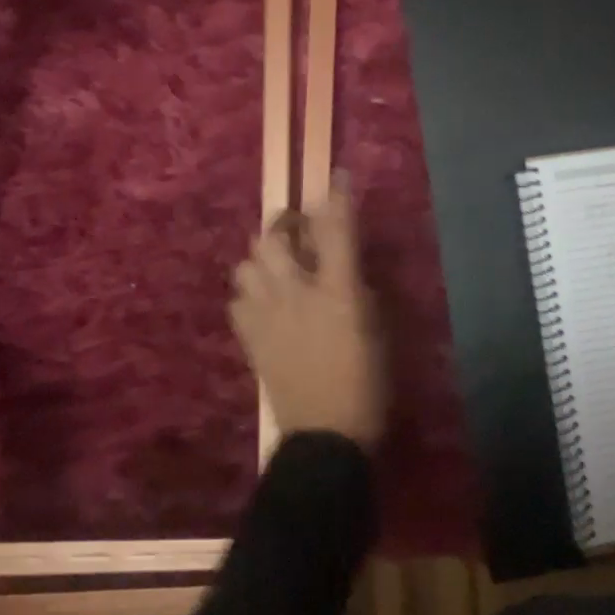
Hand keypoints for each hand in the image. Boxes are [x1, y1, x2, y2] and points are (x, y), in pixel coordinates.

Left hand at [230, 183, 385, 449]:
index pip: (336, 230)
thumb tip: (345, 268)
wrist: (326, 437)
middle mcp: (297, 295)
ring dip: (263, 257)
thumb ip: (359, 290)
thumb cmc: (366, 384)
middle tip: (299, 227)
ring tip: (279, 264)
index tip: (336, 176)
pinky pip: (237, 299)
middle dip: (284, 223)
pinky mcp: (250, 339)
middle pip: (274, 239)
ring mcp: (267, 317)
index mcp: (338, 292)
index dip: (336, 198)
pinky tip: (264, 299)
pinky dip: (249, 291)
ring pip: (247, 265)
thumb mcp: (377, 330)